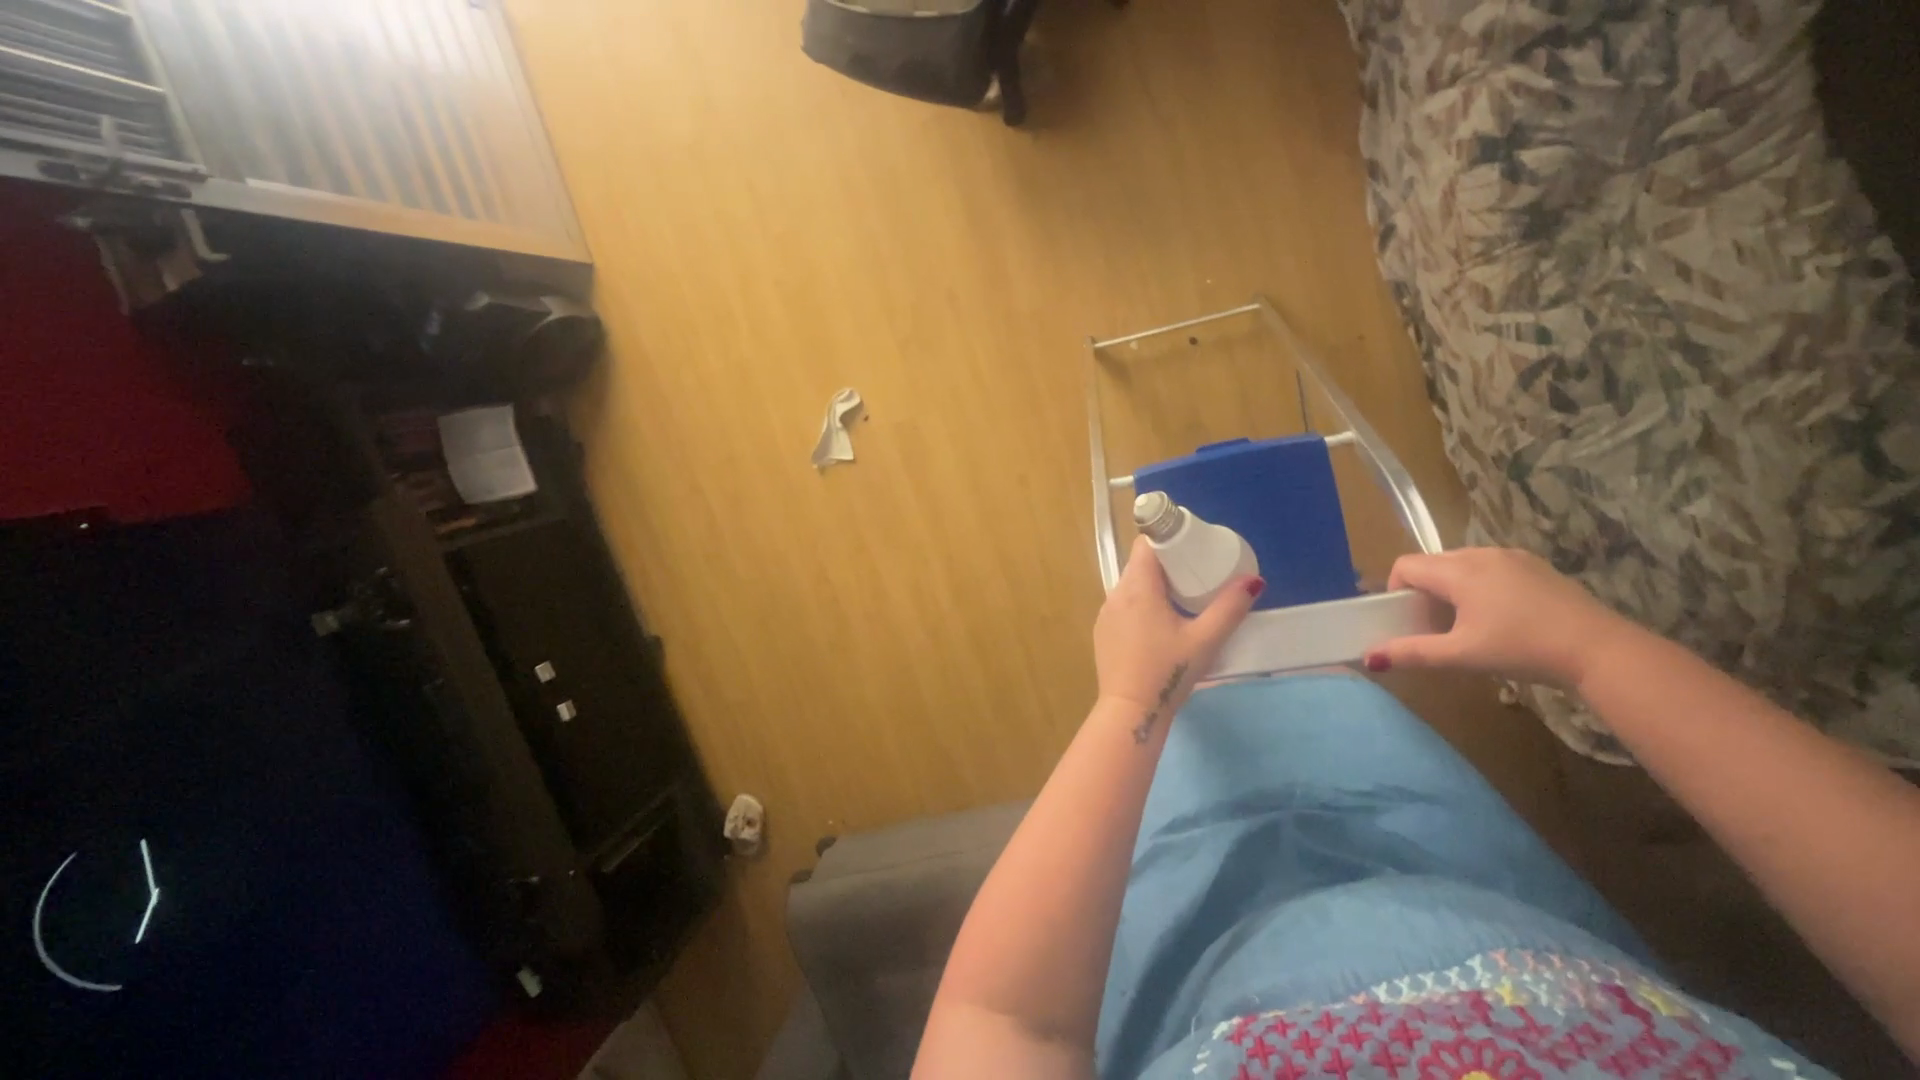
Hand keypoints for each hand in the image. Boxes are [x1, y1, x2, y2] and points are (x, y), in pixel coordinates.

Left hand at [1094, 537, 1262, 729]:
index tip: (1192, 547)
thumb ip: (1230, 608)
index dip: (1168, 539)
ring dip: (1154, 586)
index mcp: (1137, 587)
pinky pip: (1123, 606)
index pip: (1146, 545)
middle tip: (1197, 572)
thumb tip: (1253, 580)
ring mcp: (1105, 614)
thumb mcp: (1205, 639)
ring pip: (1131, 586)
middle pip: (1140, 565)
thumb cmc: (1167, 671)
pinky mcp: (1102, 632)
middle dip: (1167, 564)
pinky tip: (1160, 622)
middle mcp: (1115, 594)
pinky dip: (1141, 605)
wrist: (1130, 711)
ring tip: (1182, 597)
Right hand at [1363, 547, 1635, 686]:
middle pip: (1433, 563)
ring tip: (1468, 623)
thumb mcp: (1462, 655)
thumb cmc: (1522, 649)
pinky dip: (1481, 585)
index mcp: (1458, 570)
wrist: (1598, 649)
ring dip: (1452, 587)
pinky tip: (1501, 616)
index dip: (1396, 590)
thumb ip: (1413, 653)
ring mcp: (1512, 556)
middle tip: (1436, 627)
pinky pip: (1491, 566)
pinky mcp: (1536, 565)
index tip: (1408, 619)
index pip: (1406, 565)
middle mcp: (1481, 553)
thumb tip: (1368, 658)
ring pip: (1462, 564)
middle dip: (1424, 591)